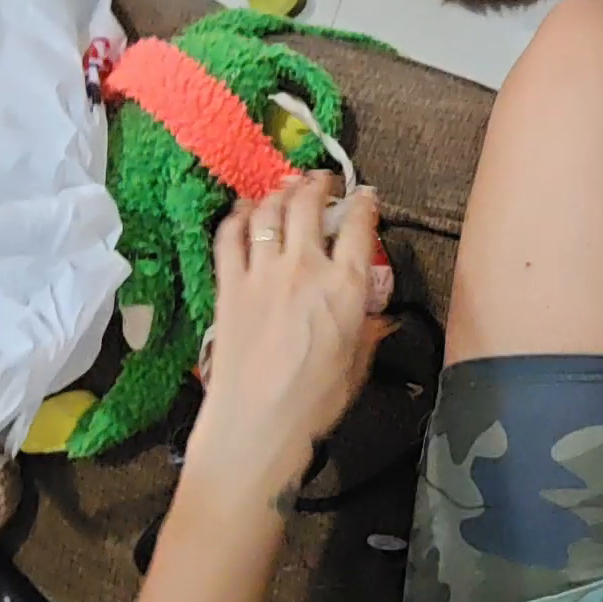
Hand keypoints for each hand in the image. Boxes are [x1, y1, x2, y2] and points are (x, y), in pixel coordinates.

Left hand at [185, 173, 383, 500]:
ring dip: (280, 193)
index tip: (366, 195)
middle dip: (317, 184)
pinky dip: (238, 217)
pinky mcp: (229, 285)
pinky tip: (245, 209)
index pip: (359, 227)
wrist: (257, 423)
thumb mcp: (358, 360)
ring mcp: (263, 273)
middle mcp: (305, 268)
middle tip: (321, 178)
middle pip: (309, 206)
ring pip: (270, 213)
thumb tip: (373, 313)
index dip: (364, 203)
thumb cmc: (316, 400)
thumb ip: (366, 326)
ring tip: (286, 186)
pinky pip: (231, 237)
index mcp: (346, 286)